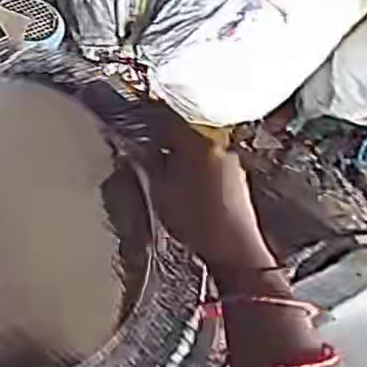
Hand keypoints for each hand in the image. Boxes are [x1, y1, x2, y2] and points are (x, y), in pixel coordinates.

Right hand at [140, 109, 275, 284]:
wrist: (234, 249)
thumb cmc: (195, 219)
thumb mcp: (159, 188)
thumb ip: (147, 160)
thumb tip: (136, 146)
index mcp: (198, 144)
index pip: (167, 119)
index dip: (145, 117)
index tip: (131, 117)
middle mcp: (218, 147)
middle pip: (183, 131)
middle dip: (161, 135)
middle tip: (140, 141)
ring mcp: (229, 163)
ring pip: (195, 146)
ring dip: (177, 150)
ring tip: (158, 162)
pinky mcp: (235, 179)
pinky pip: (206, 161)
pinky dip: (191, 164)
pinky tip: (180, 179)